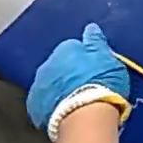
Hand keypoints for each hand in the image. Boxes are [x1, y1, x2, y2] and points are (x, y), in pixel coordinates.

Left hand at [27, 23, 132, 139]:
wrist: (85, 114)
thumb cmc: (101, 82)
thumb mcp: (108, 59)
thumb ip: (96, 42)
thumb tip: (90, 28)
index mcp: (65, 50)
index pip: (73, 46)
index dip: (86, 56)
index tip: (96, 66)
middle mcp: (46, 65)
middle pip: (59, 65)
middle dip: (71, 71)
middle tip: (89, 81)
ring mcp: (38, 86)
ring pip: (51, 82)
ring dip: (62, 86)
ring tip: (79, 96)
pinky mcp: (34, 107)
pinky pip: (45, 101)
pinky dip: (55, 102)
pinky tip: (68, 108)